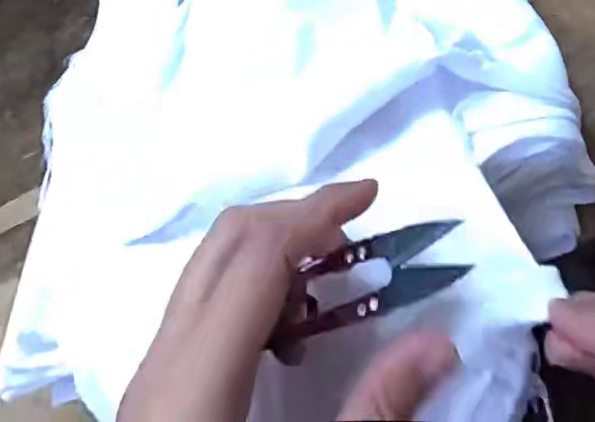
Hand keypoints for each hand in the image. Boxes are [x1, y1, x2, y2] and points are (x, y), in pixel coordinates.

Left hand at [120, 180, 460, 421]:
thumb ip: (378, 412)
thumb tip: (440, 342)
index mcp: (195, 376)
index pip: (257, 252)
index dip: (317, 212)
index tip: (372, 194)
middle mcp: (164, 354)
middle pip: (228, 240)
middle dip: (297, 216)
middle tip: (358, 225)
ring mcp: (153, 367)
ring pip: (213, 264)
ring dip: (275, 248)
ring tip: (334, 274)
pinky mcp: (158, 384)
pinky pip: (206, 301)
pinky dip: (254, 286)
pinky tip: (293, 330)